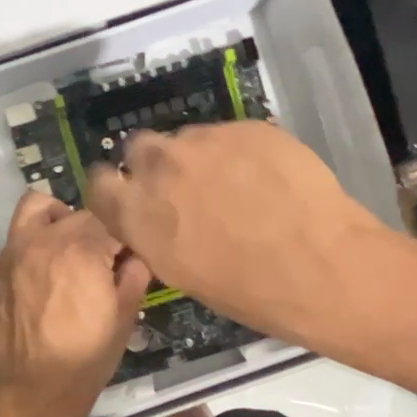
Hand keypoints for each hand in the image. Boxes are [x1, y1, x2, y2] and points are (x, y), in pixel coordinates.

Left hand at [0, 192, 150, 416]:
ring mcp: (15, 253)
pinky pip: (16, 239)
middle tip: (100, 260)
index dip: (122, 241)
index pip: (110, 221)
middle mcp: (44, 240)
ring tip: (66, 246)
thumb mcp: (126, 316)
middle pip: (76, 214)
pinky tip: (43, 274)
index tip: (126, 261)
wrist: (39, 387)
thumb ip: (135, 275)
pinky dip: (33, 244)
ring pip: (35, 208)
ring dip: (56, 219)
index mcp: (81, 247)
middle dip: (93, 231)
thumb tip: (135, 257)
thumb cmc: (89, 355)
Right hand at [86, 121, 402, 341]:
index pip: (100, 185)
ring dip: (198, 158)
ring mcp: (204, 141)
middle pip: (140, 149)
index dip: (115, 191)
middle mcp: (161, 169)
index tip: (130, 198)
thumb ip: (157, 235)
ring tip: (232, 186)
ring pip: (187, 140)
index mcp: (137, 215)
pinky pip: (228, 134)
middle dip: (155, 165)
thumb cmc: (247, 290)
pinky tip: (264, 178)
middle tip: (184, 190)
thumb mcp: (182, 273)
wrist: (317, 263)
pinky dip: (237, 152)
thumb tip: (162, 222)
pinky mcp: (246, 126)